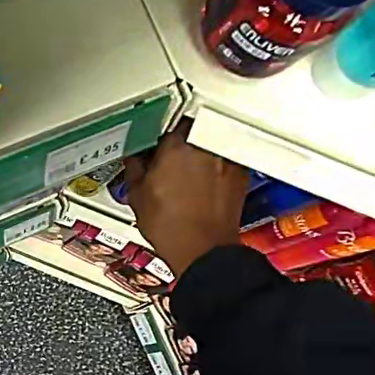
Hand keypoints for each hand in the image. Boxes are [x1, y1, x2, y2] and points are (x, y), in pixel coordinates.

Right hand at [122, 120, 248, 278]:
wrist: (202, 250)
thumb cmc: (173, 228)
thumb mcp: (137, 196)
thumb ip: (134, 168)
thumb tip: (134, 160)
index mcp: (176, 144)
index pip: (164, 124)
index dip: (156, 137)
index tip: (152, 146)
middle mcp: (204, 144)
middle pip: (190, 128)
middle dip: (180, 140)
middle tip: (170, 159)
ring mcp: (225, 157)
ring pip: (209, 141)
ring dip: (200, 151)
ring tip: (188, 173)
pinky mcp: (240, 173)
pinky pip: (225, 159)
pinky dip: (216, 166)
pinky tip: (205, 183)